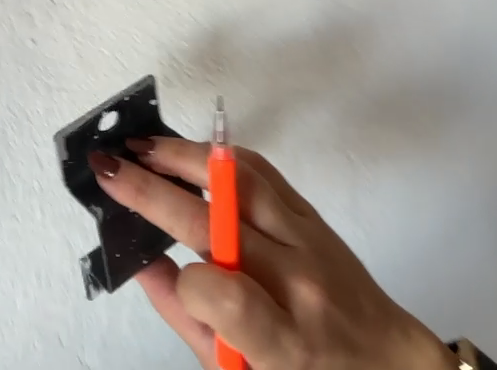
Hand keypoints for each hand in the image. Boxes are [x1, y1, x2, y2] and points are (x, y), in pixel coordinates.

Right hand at [89, 139, 453, 369]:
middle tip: (108, 164)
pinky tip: (187, 153)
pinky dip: (217, 155)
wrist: (387, 362)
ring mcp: (310, 238)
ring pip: (239, 177)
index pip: (223, 293)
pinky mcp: (313, 213)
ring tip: (141, 147)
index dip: (183, 278)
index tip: (157, 267)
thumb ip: (188, 320)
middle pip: (218, 219)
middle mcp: (299, 281)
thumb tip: (141, 262)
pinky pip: (260, 169)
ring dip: (183, 154)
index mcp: (284, 342)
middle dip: (153, 187)